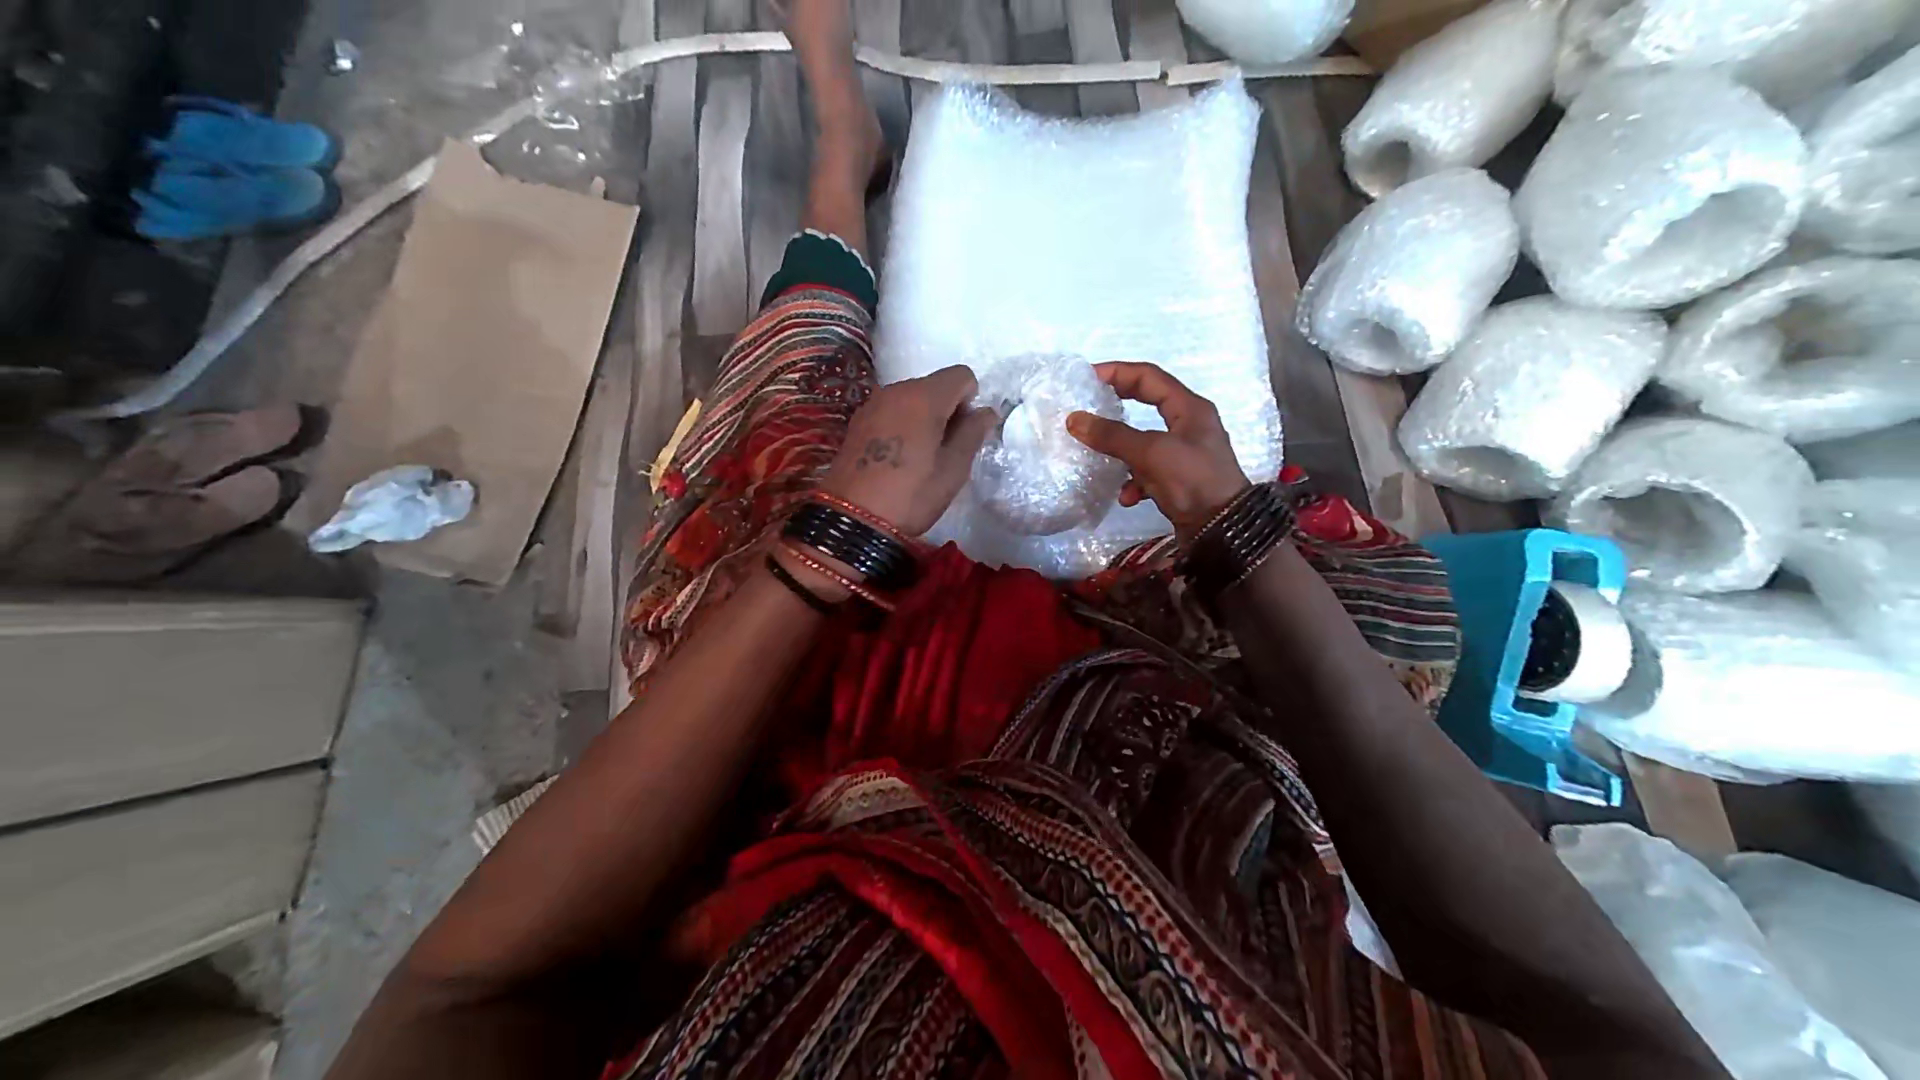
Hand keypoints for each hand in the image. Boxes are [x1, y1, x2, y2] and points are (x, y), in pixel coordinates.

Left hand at [821, 365, 997, 535]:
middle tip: (946, 448)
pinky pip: (891, 411)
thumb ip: (973, 433)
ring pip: (911, 397)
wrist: (853, 518)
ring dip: (924, 416)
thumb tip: (987, 412)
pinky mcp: (857, 421)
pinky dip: (903, 423)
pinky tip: (899, 455)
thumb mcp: (953, 469)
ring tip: (922, 454)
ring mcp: (872, 404)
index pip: (961, 375)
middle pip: (934, 384)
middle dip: (947, 408)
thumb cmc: (911, 495)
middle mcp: (896, 390)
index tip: (965, 433)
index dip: (971, 400)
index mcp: (924, 397)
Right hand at [1066, 362, 1250, 540]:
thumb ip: (1112, 435)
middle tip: (1089, 405)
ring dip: (1122, 451)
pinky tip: (1127, 497)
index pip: (1149, 376)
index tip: (1087, 377)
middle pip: (1147, 404)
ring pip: (1144, 441)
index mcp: (1189, 408)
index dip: (1117, 372)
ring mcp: (1184, 453)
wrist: (1222, 528)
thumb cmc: (1192, 480)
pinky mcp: (1179, 479)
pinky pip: (1148, 471)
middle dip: (1117, 406)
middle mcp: (1188, 425)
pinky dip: (1134, 481)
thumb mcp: (1150, 453)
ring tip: (1102, 457)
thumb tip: (1074, 419)